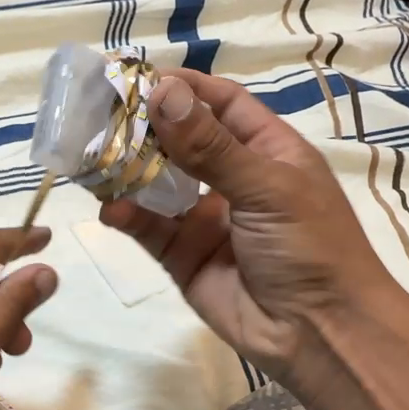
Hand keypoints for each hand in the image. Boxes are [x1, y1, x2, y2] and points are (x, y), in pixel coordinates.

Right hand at [98, 68, 400, 379]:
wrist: (316, 331)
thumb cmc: (310, 246)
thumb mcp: (265, 187)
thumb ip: (210, 146)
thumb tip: (161, 94)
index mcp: (267, 151)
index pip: (220, 105)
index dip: (182, 88)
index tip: (137, 78)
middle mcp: (232, 179)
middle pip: (180, 142)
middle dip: (143, 129)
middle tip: (99, 116)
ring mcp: (204, 219)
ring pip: (157, 186)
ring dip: (127, 172)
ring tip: (92, 158)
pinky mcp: (181, 257)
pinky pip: (148, 230)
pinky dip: (128, 218)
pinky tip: (112, 210)